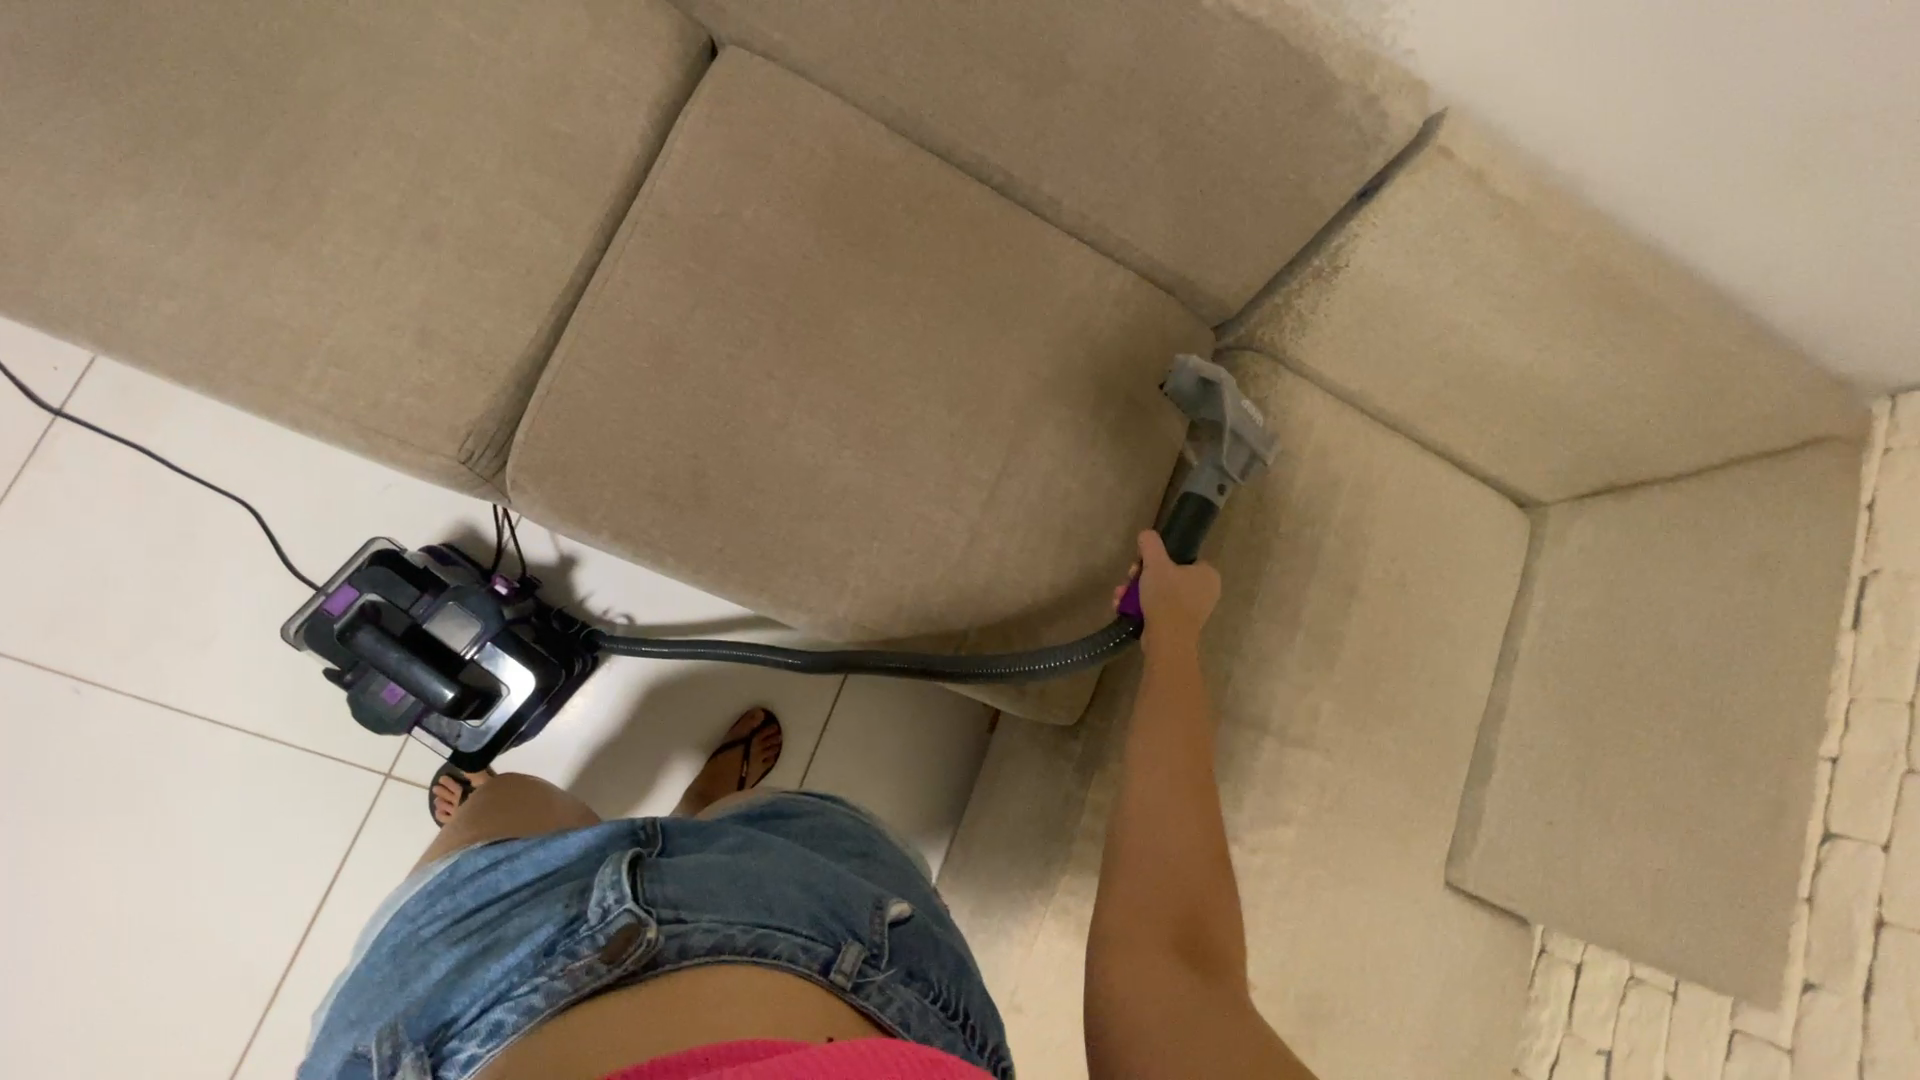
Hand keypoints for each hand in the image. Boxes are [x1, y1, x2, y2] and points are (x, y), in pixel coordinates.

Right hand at [1113, 530, 1220, 654]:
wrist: (1167, 640)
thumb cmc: (1167, 597)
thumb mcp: (1155, 563)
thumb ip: (1150, 544)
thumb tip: (1146, 534)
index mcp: (1208, 574)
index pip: (1183, 557)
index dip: (1159, 557)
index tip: (1141, 562)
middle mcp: (1205, 592)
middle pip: (1167, 575)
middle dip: (1141, 576)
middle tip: (1129, 578)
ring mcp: (1192, 611)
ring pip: (1159, 592)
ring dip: (1136, 592)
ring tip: (1120, 595)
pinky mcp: (1178, 625)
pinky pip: (1158, 608)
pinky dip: (1140, 606)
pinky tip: (1122, 607)